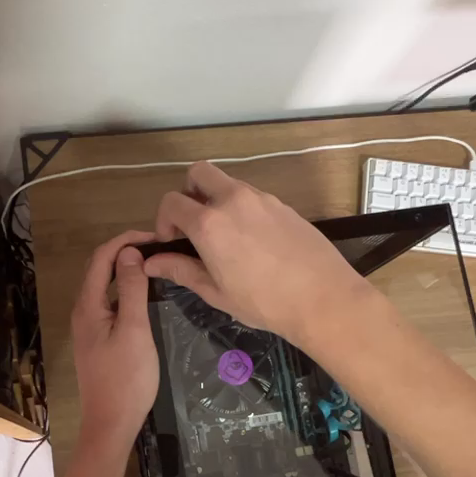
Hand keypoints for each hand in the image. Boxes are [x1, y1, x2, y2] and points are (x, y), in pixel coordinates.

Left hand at [72, 230, 160, 451]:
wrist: (112, 423)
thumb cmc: (126, 378)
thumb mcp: (134, 329)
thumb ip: (131, 289)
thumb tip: (130, 252)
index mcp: (88, 305)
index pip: (102, 257)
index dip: (126, 240)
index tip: (157, 235)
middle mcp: (83, 311)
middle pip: (99, 268)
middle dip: (126, 250)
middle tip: (159, 246)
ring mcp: (89, 326)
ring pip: (104, 285)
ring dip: (125, 269)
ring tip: (155, 262)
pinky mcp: (98, 339)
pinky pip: (109, 302)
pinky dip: (125, 288)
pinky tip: (144, 293)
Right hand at [142, 162, 371, 343]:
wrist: (323, 298)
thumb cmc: (265, 303)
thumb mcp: (216, 292)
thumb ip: (182, 270)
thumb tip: (153, 262)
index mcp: (209, 224)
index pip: (171, 202)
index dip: (164, 221)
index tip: (172, 242)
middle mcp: (233, 200)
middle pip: (198, 173)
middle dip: (188, 193)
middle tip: (194, 226)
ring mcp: (261, 199)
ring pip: (227, 183)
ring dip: (216, 200)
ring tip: (225, 238)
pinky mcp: (282, 204)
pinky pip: (252, 197)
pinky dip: (242, 209)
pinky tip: (253, 242)